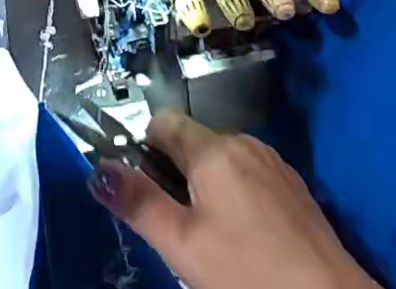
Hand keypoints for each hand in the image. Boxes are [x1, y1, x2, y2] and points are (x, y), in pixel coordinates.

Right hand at [92, 112, 378, 288]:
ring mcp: (275, 166)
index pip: (160, 121)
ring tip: (213, 238)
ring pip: (220, 161)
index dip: (144, 151)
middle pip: (189, 142)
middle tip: (179, 226)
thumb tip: (97, 167)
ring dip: (206, 187)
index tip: (148, 193)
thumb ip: (137, 202)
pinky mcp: (298, 193)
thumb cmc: (251, 276)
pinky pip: (248, 178)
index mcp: (212, 148)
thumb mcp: (182, 245)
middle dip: (174, 173)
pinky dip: (236, 198)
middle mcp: (243, 143)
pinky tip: (248, 241)